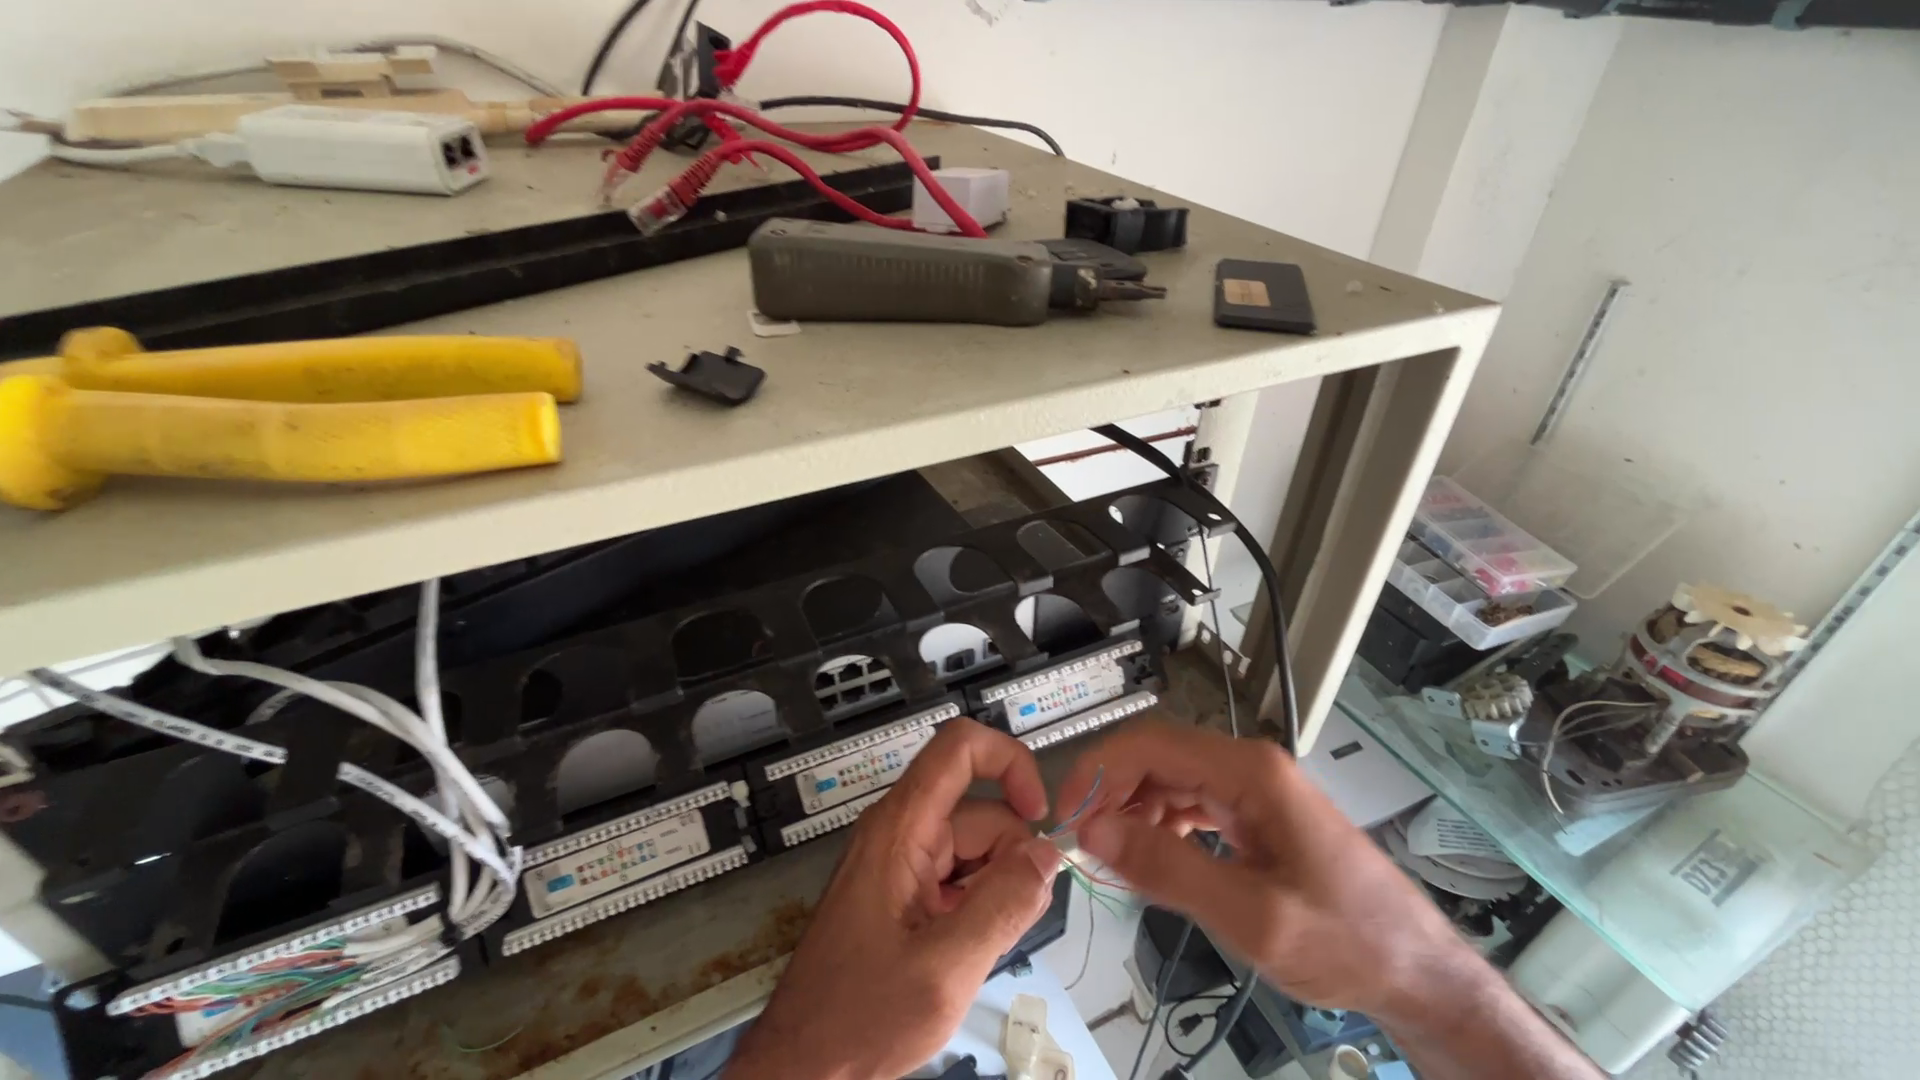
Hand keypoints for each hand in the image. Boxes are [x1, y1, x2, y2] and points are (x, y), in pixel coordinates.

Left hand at [725, 720, 1060, 1079]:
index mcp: (900, 828)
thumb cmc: (860, 1018)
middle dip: (1010, 859)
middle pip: (980, 810)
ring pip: (974, 849)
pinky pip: (958, 878)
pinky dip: (977, 906)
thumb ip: (1005, 905)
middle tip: (1007, 922)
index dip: (1008, 762)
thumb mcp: (946, 968)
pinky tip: (967, 949)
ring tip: (977, 946)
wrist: (803, 1065)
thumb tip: (1047, 854)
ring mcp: (900, 864)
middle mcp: (899, 833)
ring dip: (995, 889)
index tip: (1038, 813)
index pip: (958, 748)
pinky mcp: (902, 893)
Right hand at [1054, 723, 1471, 1020]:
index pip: (1150, 744)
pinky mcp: (1257, 814)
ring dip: (1133, 811)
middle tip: (1084, 845)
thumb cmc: (1345, 941)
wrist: (1416, 971)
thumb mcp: (1250, 915)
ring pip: (1170, 779)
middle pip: (1157, 756)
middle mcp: (1249, 767)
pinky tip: (1150, 859)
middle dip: (1111, 793)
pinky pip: (1192, 803)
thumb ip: (1167, 868)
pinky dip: (1161, 826)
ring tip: (1113, 859)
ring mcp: (1255, 789)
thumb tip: (1092, 830)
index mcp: (1250, 772)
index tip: (1067, 817)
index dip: (1099, 772)